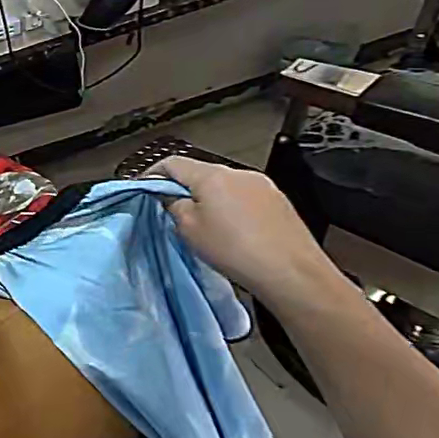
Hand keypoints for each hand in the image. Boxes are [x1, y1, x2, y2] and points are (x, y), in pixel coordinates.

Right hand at [149, 157, 349, 314]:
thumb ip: (174, 205)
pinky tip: (236, 233)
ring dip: (211, 198)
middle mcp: (238, 172)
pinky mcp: (280, 202)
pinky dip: (234, 208)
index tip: (145, 188)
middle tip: (174, 212)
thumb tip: (172, 196)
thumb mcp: (189, 230)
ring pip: (225, 185)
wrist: (293, 274)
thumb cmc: (234, 251)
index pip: (172, 163)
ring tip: (208, 226)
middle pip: (200, 173)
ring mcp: (263, 185)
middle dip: (184, 188)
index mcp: (211, 175)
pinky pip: (246, 198)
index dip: (153, 174)